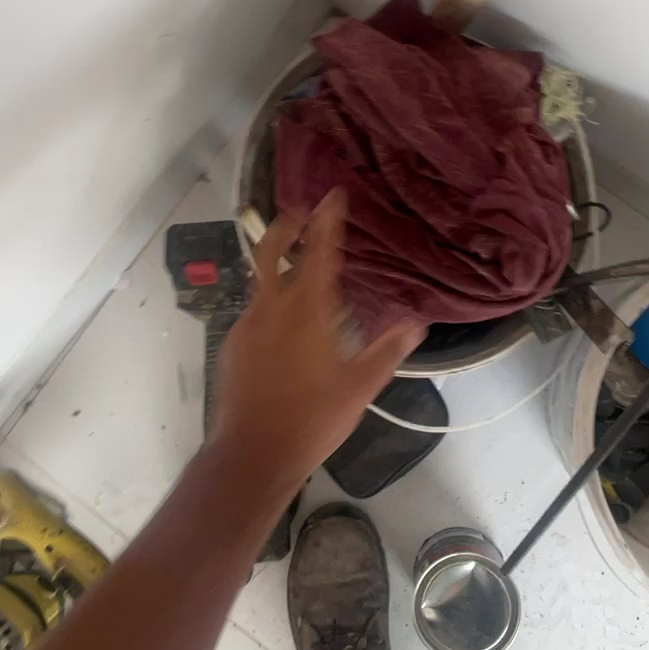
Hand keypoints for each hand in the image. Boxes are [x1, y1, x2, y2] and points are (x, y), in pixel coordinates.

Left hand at [212, 189, 425, 485]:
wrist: (253, 454)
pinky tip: (283, 329)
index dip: (326, 220)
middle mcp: (272, 309)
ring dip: (279, 269)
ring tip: (299, 276)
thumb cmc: (312, 420)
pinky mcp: (232, 346)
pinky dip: (270, 306)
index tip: (331, 195)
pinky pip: (254, 313)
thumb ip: (387, 351)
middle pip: (271, 252)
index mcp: (307, 312)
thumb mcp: (359, 388)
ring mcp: (246, 326)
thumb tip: (416, 323)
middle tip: (299, 210)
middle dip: (285, 226)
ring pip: (261, 284)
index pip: (318, 253)